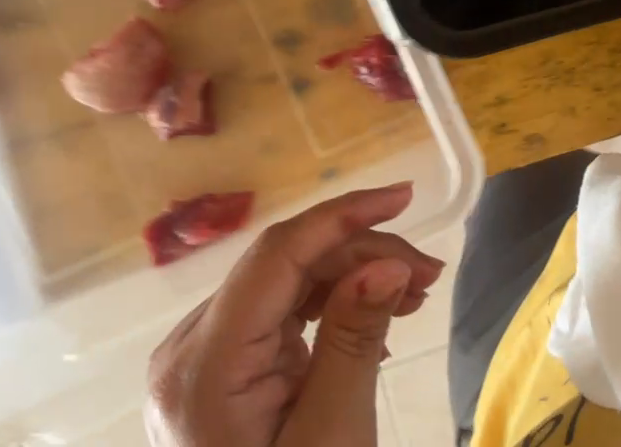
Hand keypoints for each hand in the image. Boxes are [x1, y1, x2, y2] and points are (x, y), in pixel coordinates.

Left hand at [146, 183, 445, 446]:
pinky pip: (285, 310)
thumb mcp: (332, 432)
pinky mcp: (221, 367)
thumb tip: (386, 263)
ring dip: (358, 276)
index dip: (344, 215)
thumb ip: (354, 340)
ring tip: (418, 295)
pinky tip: (378, 324)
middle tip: (431, 275)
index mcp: (204, 364)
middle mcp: (190, 347)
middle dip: (365, 254)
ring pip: (291, 280)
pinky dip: (337, 304)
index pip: (277, 255)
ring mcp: (203, 357)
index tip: (407, 196)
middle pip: (288, 264)